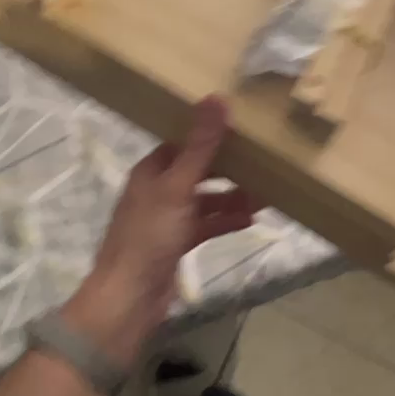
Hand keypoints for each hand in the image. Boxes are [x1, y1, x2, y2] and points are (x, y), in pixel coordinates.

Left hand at [62, 96, 261, 366]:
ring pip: (205, 201)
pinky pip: (206, 225)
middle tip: (262, 164)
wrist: (130, 296)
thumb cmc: (149, 235)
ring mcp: (167, 220)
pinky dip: (226, 221)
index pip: (182, 143)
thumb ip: (200, 146)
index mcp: (151, 171)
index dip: (208, 135)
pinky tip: (250, 220)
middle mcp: (157, 191)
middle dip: (227, 170)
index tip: (240, 129)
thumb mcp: (178, 186)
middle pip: (197, 171)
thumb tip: (217, 98)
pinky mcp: (177, 245)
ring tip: (264, 195)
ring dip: (231, 197)